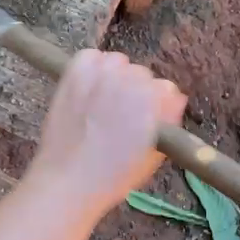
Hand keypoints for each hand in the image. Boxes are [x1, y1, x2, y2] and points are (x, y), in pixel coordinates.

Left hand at [25, 50, 186, 217]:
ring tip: (98, 106)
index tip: (143, 122)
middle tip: (116, 117)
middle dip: (133, 92)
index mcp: (160, 101)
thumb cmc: (114, 177)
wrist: (69, 180)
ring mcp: (106, 72)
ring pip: (117, 63)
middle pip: (142, 75)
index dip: (155, 107)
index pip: (168, 90)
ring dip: (111, 79)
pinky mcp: (78, 70)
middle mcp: (137, 79)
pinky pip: (90, 58)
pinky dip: (89, 70)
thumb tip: (170, 103)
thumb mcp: (153, 155)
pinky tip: (84, 93)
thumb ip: (167, 123)